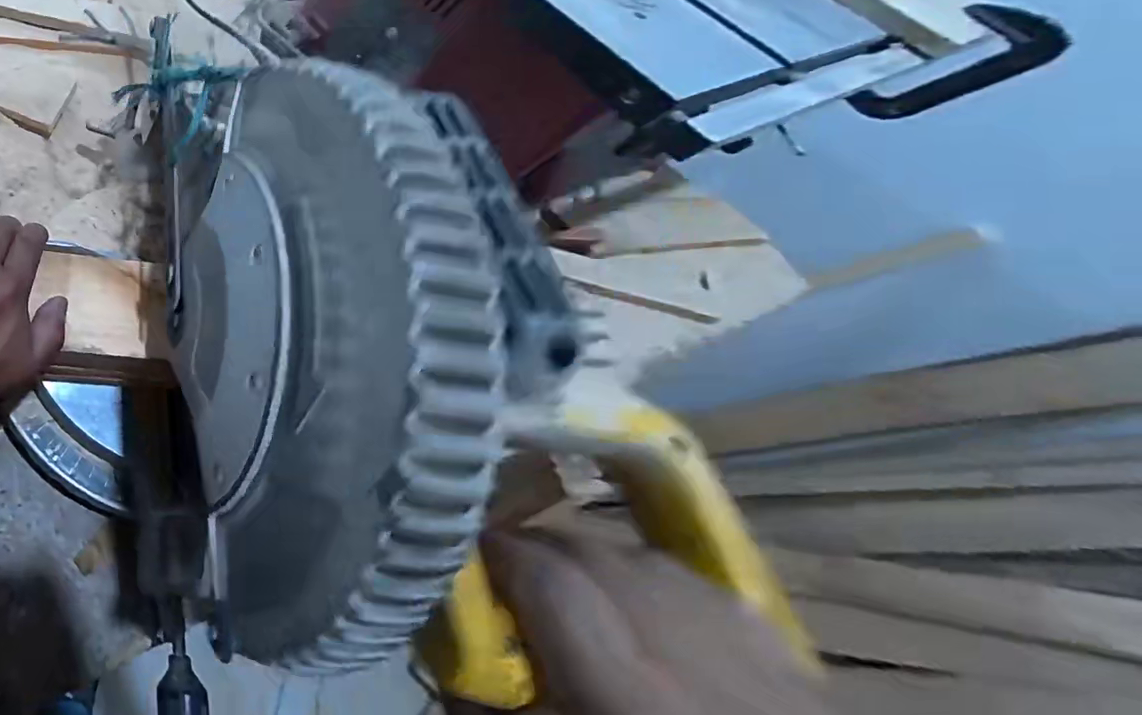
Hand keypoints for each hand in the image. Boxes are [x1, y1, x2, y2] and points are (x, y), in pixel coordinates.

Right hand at [481, 527, 831, 714]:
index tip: (469, 548)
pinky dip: (658, 584)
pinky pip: (705, 590)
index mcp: (627, 697)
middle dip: (538, 548)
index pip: (549, 581)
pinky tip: (646, 607)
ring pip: (646, 560)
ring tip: (572, 585)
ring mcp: (751, 658)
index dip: (499, 552)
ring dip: (594, 561)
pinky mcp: (796, 669)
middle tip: (510, 567)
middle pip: (594, 556)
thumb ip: (499, 714)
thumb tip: (449, 661)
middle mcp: (689, 660)